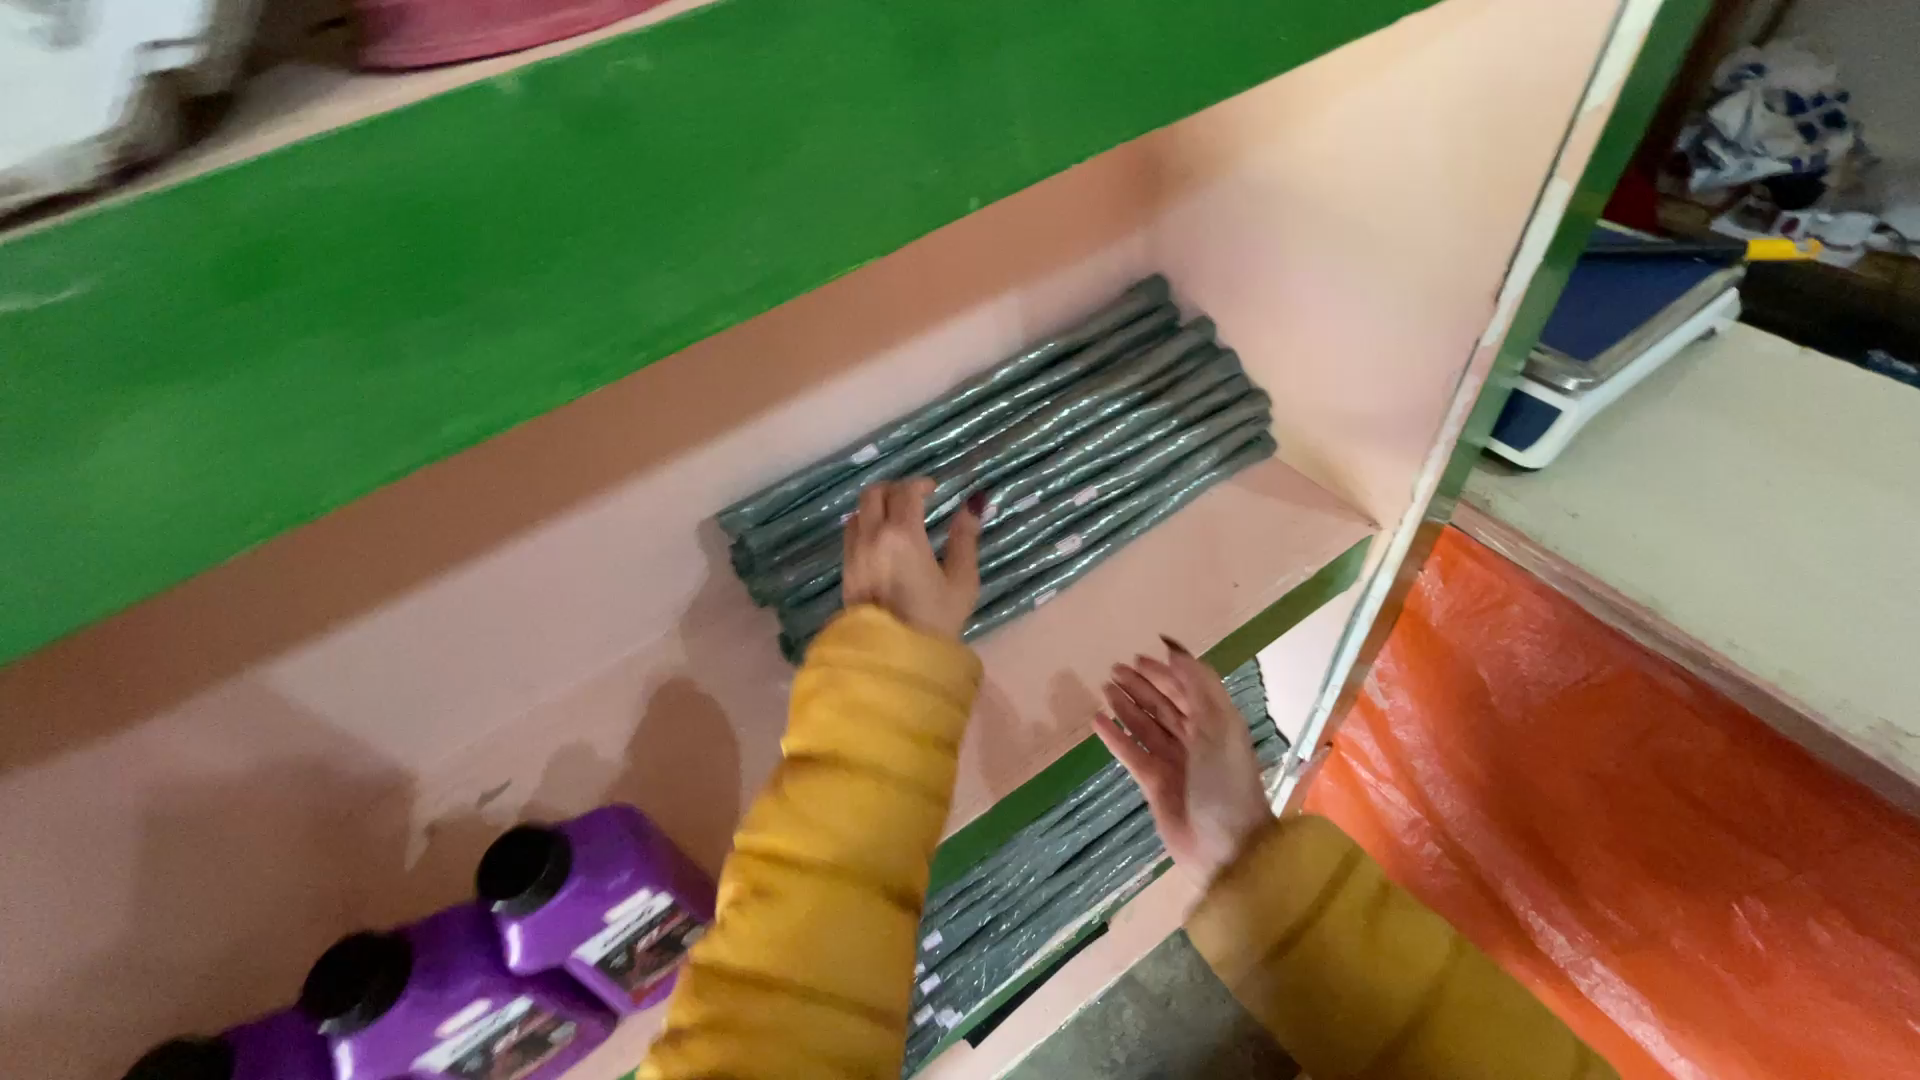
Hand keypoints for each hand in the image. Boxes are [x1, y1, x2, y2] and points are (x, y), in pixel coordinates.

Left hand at [842, 479, 982, 641]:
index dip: (921, 484)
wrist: (894, 658)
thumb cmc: (935, 620)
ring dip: (877, 506)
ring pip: (858, 512)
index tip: (934, 489)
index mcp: (902, 536)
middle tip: (914, 498)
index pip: (905, 492)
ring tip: (897, 518)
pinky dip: (866, 525)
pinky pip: (851, 534)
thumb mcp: (961, 581)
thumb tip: (972, 506)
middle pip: (873, 493)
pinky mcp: (846, 571)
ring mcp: (854, 554)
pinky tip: (883, 541)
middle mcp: (872, 537)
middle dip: (895, 489)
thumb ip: (965, 539)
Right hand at [1093, 639, 1273, 884]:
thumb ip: (1198, 684)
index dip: (1164, 672)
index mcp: (1216, 723)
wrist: (1226, 848)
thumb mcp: (1220, 725)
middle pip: (1164, 705)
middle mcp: (1195, 739)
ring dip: (1126, 706)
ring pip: (1145, 726)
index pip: (1186, 689)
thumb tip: (1174, 649)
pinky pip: (1131, 752)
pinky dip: (1115, 737)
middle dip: (1141, 685)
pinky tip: (1097, 721)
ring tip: (1104, 688)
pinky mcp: (1155, 784)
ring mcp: (1174, 762)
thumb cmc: (1225, 781)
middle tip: (1113, 669)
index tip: (1138, 657)